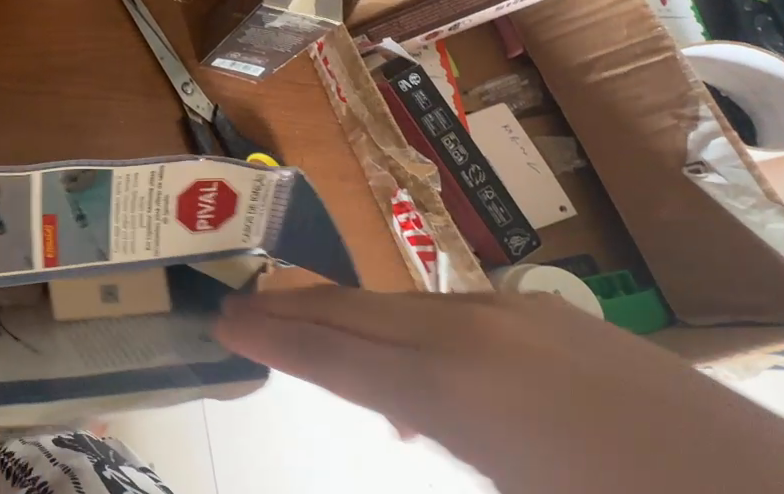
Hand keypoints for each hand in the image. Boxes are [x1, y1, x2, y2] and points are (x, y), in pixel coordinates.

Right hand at [213, 286, 783, 493]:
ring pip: (402, 307)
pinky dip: (408, 330)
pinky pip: (454, 314)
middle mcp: (473, 332)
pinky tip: (418, 364)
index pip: (333, 353)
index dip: (272, 336)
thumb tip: (400, 419)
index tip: (221, 321)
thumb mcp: (509, 486)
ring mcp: (521, 317)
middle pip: (355, 312)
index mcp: (454, 389)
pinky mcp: (562, 320)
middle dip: (290, 311)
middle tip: (237, 307)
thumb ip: (438, 436)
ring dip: (347, 319)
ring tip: (306, 331)